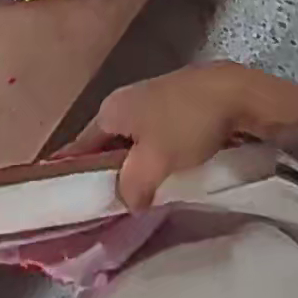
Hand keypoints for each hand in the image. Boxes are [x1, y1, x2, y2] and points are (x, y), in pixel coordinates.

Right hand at [57, 61, 297, 209]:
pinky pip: (149, 138)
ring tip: (134, 194)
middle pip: (103, 144)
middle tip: (105, 204)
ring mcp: (146, 102)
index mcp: (109, 110)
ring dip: (130, 166)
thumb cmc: (186, 124)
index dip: (71, 169)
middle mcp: (121, 102)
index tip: (64, 193)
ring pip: (128, 142)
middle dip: (104, 171)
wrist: (232, 93)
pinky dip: (149, 157)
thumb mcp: (154, 161)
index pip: (79, 145)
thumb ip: (132, 185)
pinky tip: (161, 174)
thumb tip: (126, 201)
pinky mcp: (169, 107)